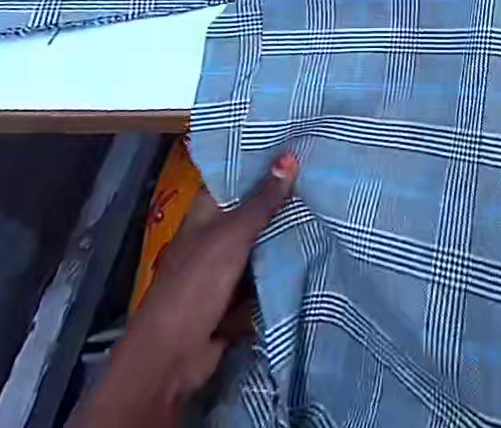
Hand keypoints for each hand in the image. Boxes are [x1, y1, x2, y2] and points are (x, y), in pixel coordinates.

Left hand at [68, 151, 296, 427]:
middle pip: (255, 207)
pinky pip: (268, 270)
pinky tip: (317, 245)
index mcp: (206, 209)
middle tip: (323, 174)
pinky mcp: (240, 293)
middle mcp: (217, 231)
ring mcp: (228, 263)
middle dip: (283, 197)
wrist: (173, 356)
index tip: (299, 145)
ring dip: (288, 230)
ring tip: (327, 204)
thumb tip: (289, 155)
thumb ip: (262, 200)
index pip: (238, 175)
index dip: (264, 161)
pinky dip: (286, 263)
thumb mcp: (232, 235)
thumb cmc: (196, 283)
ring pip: (264, 239)